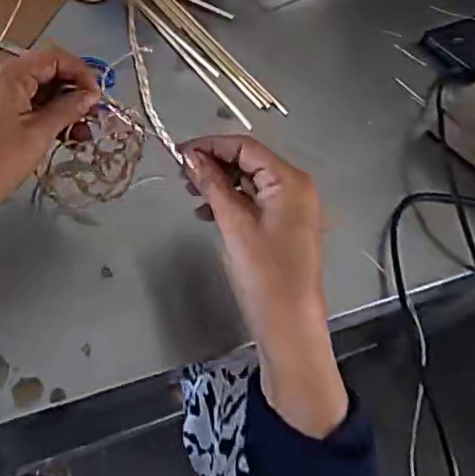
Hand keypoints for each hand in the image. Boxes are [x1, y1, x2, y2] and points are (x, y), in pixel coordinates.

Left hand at [0, 48, 102, 256]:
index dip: (81, 73)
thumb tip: (92, 95)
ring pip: (43, 89)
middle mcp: (3, 75)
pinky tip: (67, 134)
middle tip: (94, 114)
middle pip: (49, 72)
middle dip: (74, 92)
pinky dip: (50, 114)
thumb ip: (68, 108)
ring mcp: (0, 92)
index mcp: (10, 73)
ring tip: (84, 132)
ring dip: (65, 107)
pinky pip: (32, 102)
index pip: (55, 58)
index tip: (98, 96)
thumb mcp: (40, 133)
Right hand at [182, 135, 347, 437]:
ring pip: (249, 181)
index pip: (245, 147)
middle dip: (214, 163)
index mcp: (290, 180)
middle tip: (182, 173)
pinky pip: (254, 200)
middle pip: (248, 161)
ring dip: (220, 183)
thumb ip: (212, 184)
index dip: (210, 145)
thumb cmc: (265, 275)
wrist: (290, 330)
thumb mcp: (234, 225)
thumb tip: (191, 157)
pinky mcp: (285, 225)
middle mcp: (295, 186)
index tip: (179, 152)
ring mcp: (292, 207)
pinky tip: (208, 212)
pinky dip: (231, 201)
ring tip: (191, 192)